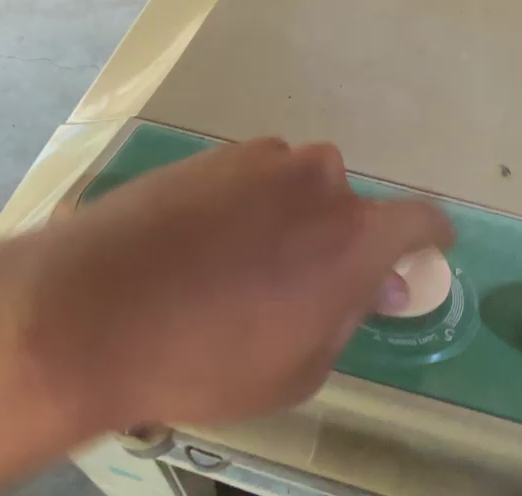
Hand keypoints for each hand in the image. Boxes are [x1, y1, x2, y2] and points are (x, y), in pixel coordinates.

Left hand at [0, 137, 452, 443]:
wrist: (90, 308)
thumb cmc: (206, 356)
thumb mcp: (297, 367)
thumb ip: (349, 315)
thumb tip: (379, 283)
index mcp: (352, 233)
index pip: (422, 219)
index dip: (430, 238)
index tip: (427, 251)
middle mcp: (317, 180)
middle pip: (350, 208)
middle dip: (342, 242)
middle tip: (309, 285)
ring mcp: (262, 159)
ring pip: (298, 190)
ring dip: (291, 221)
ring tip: (244, 269)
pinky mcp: (214, 154)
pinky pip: (253, 179)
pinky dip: (248, 207)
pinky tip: (208, 246)